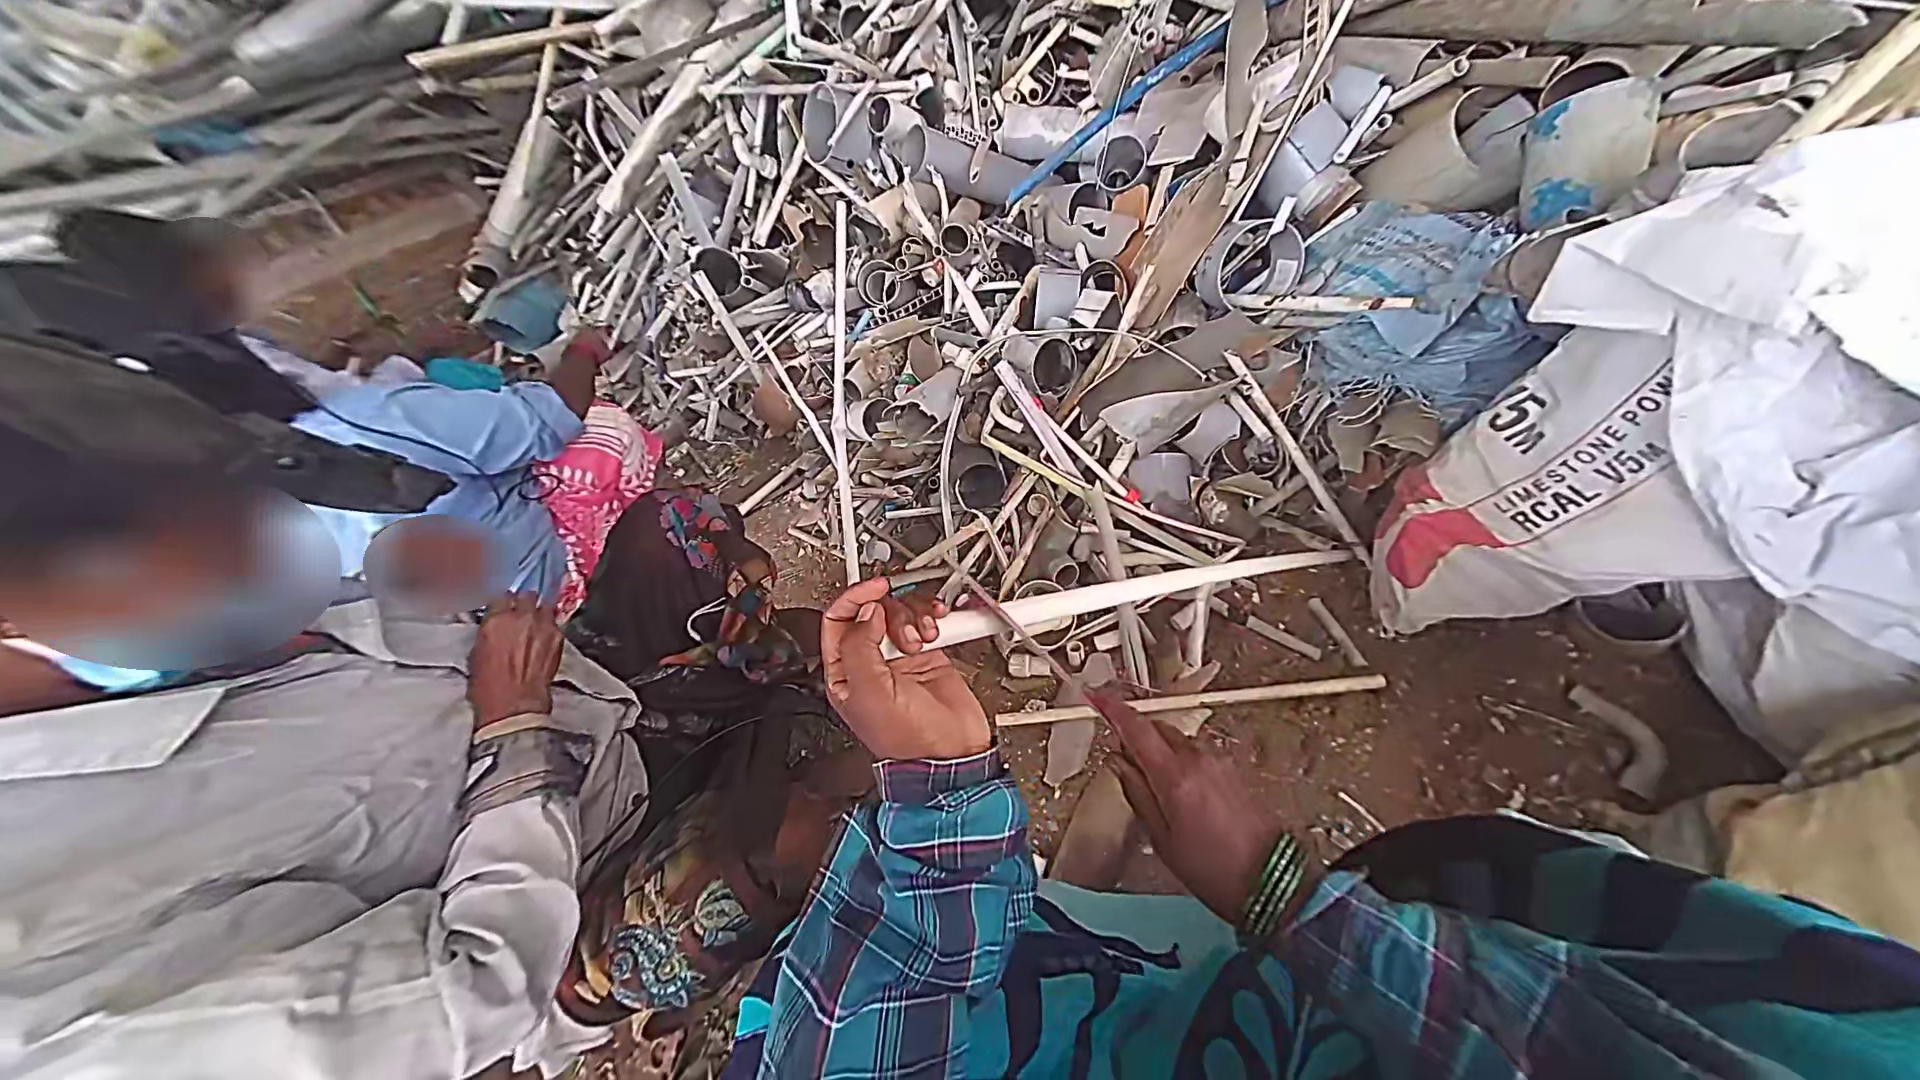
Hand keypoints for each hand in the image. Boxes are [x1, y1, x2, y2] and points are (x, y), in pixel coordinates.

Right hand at [467, 592, 563, 726]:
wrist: (515, 701)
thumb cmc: (486, 683)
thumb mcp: (477, 652)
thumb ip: (490, 631)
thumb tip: (496, 626)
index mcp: (497, 619)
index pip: (503, 597)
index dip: (505, 602)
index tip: (506, 606)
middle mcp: (523, 616)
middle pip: (528, 596)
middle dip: (526, 601)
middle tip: (524, 610)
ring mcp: (544, 624)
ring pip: (546, 606)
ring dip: (541, 611)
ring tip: (538, 620)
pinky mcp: (559, 635)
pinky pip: (555, 623)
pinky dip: (550, 626)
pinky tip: (546, 635)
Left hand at [821, 577, 990, 761]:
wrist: (952, 753)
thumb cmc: (907, 740)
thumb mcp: (870, 694)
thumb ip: (860, 648)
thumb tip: (867, 613)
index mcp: (845, 671)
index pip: (838, 619)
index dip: (854, 598)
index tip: (876, 588)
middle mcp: (871, 660)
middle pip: (874, 610)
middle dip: (893, 613)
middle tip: (906, 634)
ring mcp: (901, 655)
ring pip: (901, 611)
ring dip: (916, 616)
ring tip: (925, 638)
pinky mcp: (929, 652)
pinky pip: (927, 619)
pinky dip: (935, 616)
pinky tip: (939, 627)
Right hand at [1096, 689, 1286, 925]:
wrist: (1274, 884)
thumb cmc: (1214, 870)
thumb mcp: (1162, 838)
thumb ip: (1136, 792)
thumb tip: (1118, 763)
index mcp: (1174, 776)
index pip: (1136, 728)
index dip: (1112, 708)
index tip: (1096, 696)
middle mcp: (1197, 759)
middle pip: (1156, 728)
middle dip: (1135, 735)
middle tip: (1121, 758)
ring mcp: (1218, 761)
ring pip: (1175, 739)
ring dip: (1157, 749)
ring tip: (1153, 785)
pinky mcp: (1232, 769)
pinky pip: (1194, 752)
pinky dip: (1178, 760)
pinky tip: (1179, 791)